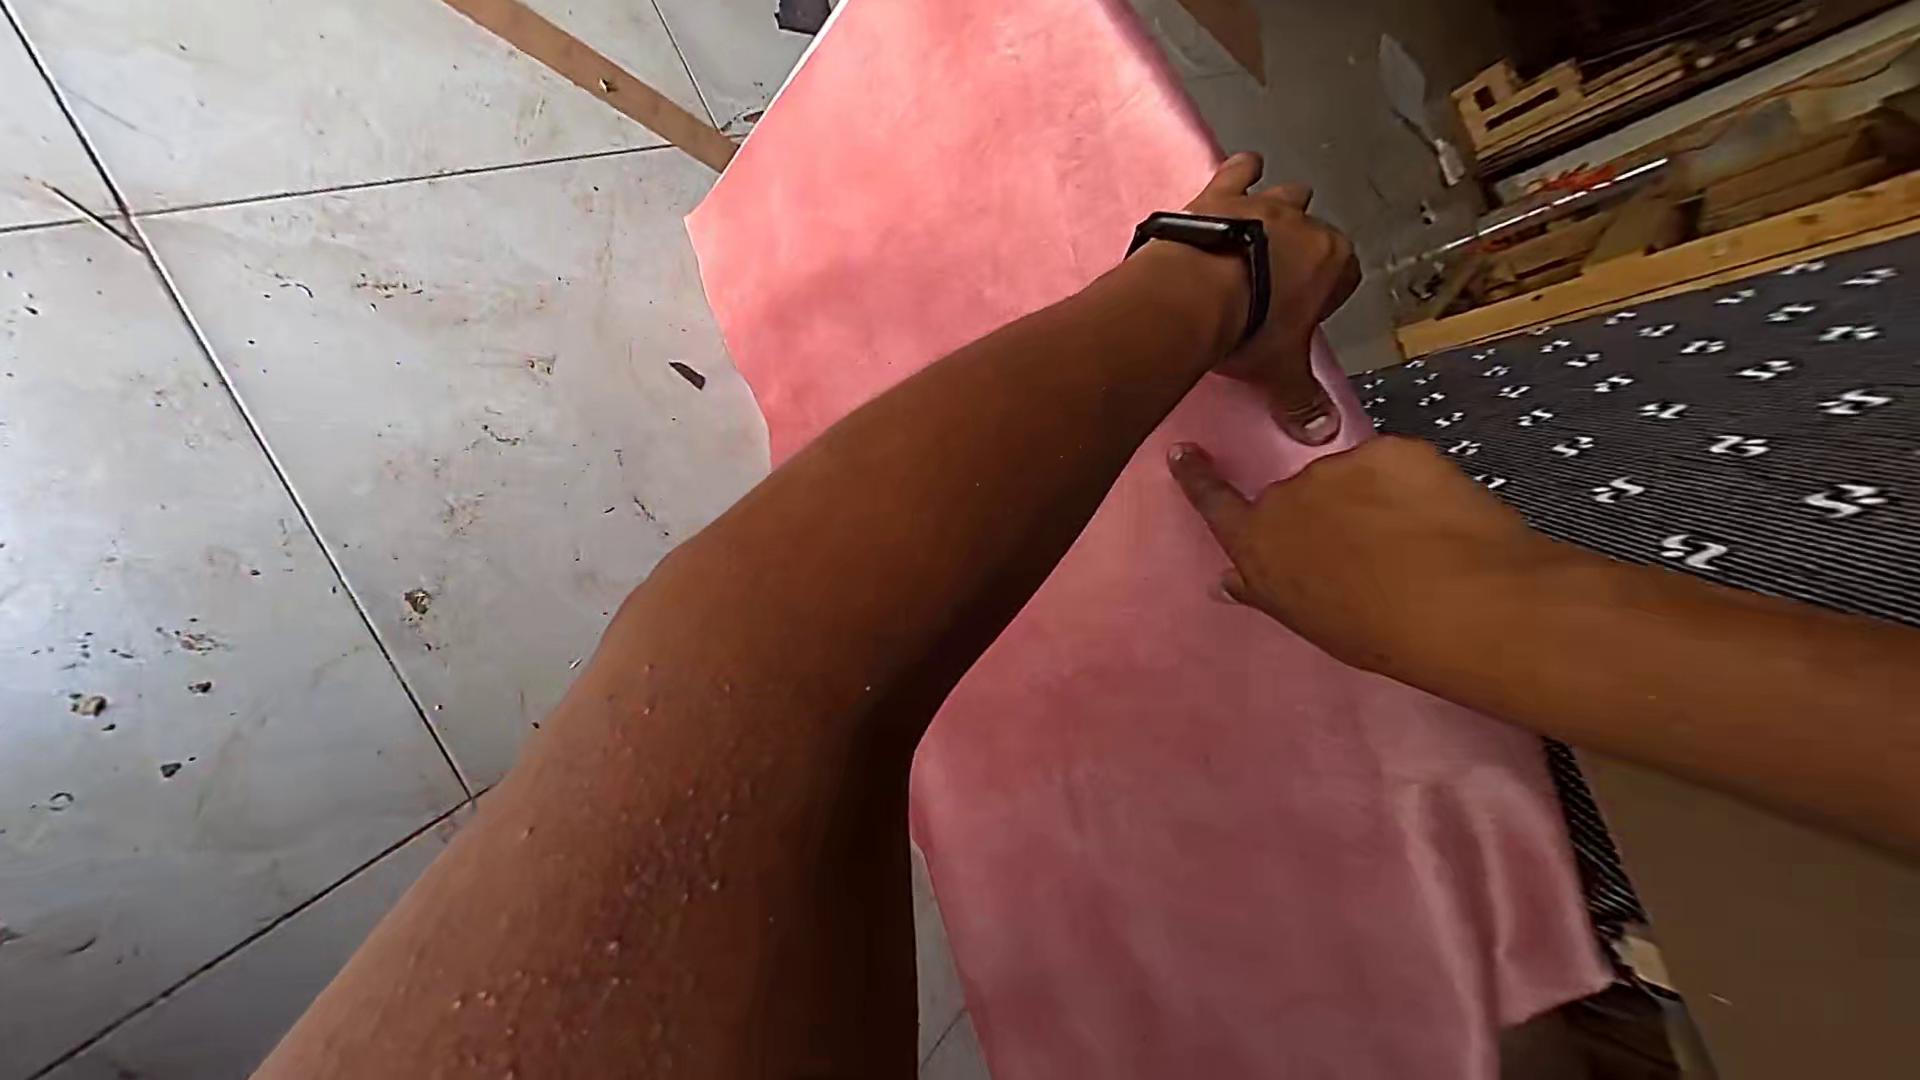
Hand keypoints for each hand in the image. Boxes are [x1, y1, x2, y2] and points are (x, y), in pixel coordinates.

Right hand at [1168, 436, 1575, 674]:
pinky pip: (1391, 465)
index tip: (1183, 452)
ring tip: (1407, 538)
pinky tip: (1434, 516)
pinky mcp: (1392, 449)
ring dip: (1366, 498)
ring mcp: (1338, 467)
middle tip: (1360, 548)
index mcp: (1257, 540)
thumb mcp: (1303, 616)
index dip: (1196, 476)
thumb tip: (1225, 581)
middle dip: (1319, 513)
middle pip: (1294, 495)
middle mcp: (1286, 495)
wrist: (1460, 604)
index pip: (1214, 502)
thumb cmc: (1369, 629)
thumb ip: (1260, 589)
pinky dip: (1407, 485)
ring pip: (1347, 478)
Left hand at [1179, 152, 1361, 444]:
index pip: (1343, 273)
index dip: (1327, 291)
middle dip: (1299, 247)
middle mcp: (1301, 225)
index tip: (1307, 309)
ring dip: (1273, 205)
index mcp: (1329, 262)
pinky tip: (1232, 173)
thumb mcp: (1277, 370)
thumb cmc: (1248, 330)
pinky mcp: (1216, 196)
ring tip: (1258, 220)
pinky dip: (1234, 175)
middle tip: (1274, 272)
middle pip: (1312, 229)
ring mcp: (1259, 206)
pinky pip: (1235, 172)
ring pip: (1281, 191)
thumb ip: (1300, 399)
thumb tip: (1324, 433)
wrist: (1195, 295)